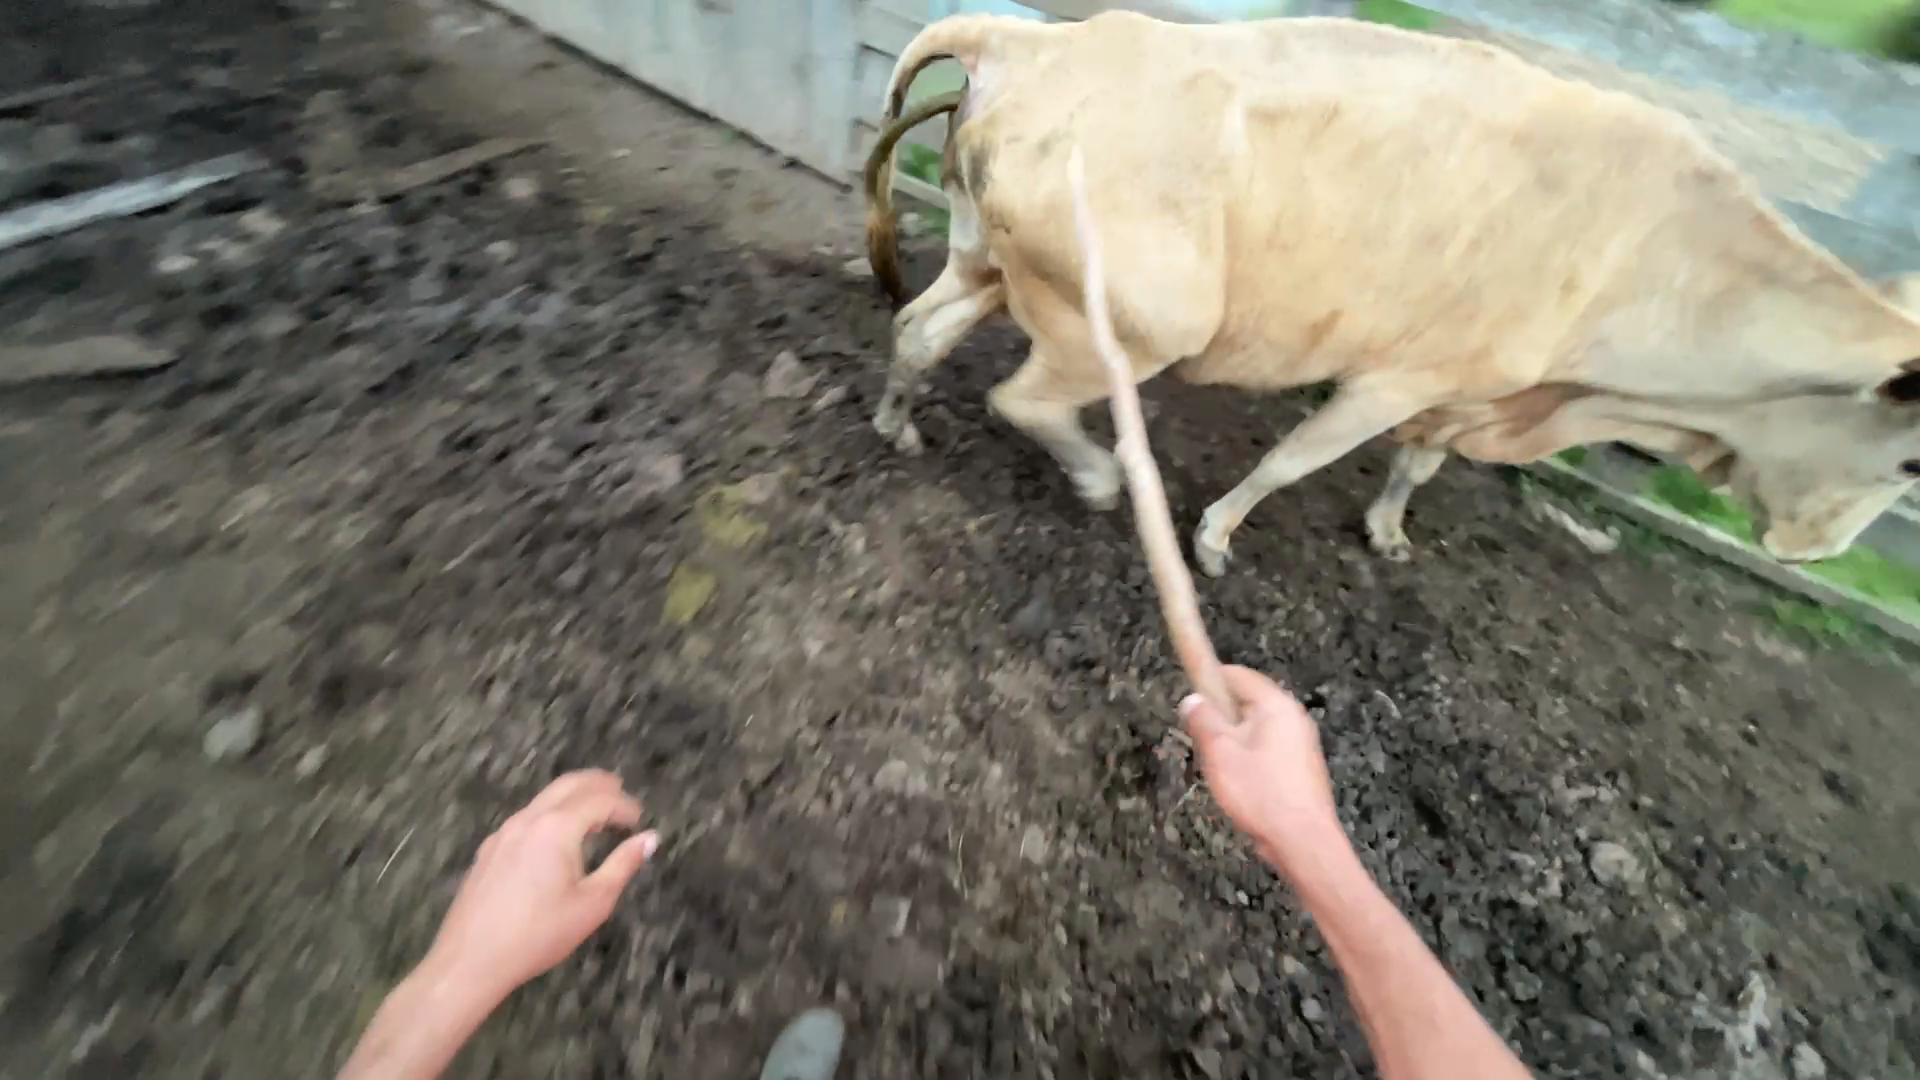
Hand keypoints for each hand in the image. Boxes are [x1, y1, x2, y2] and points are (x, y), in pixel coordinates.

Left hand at [421, 769, 658, 1007]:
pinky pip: (528, 816)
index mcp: (558, 827)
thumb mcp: (593, 903)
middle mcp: (530, 819)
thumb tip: (650, 838)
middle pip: (570, 784)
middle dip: (600, 784)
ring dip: (575, 797)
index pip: (601, 801)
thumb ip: (624, 865)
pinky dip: (552, 813)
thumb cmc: (538, 934)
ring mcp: (504, 833)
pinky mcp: (488, 850)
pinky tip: (557, 837)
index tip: (640, 821)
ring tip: (594, 813)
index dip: (625, 806)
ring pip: (546, 798)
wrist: (466, 966)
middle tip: (621, 792)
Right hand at [1180, 667, 1343, 872]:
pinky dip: (1247, 756)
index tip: (1189, 701)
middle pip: (1244, 701)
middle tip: (1202, 742)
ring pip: (1252, 727)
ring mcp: (1300, 742)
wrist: (1303, 843)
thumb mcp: (1218, 751)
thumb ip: (1202, 719)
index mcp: (1274, 705)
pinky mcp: (1300, 766)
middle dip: (1218, 717)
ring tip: (1219, 768)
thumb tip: (1192, 699)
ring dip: (1230, 740)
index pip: (1235, 674)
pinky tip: (1239, 784)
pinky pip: (1265, 748)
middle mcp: (1292, 717)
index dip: (1207, 681)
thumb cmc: (1259, 792)